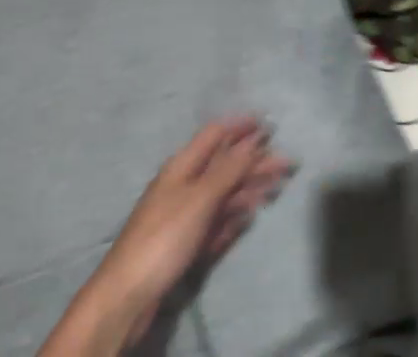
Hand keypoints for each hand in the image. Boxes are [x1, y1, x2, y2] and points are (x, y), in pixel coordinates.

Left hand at [38, 116, 291, 355]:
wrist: (130, 292)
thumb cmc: (165, 237)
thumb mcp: (200, 198)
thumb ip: (228, 169)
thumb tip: (254, 139)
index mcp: (182, 166)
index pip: (215, 135)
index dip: (241, 127)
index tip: (268, 124)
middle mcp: (183, 184)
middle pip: (224, 165)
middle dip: (255, 162)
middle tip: (288, 164)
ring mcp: (184, 214)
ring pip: (223, 194)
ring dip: (249, 188)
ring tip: (276, 189)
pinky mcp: (185, 241)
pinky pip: (216, 221)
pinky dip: (233, 217)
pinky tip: (248, 218)